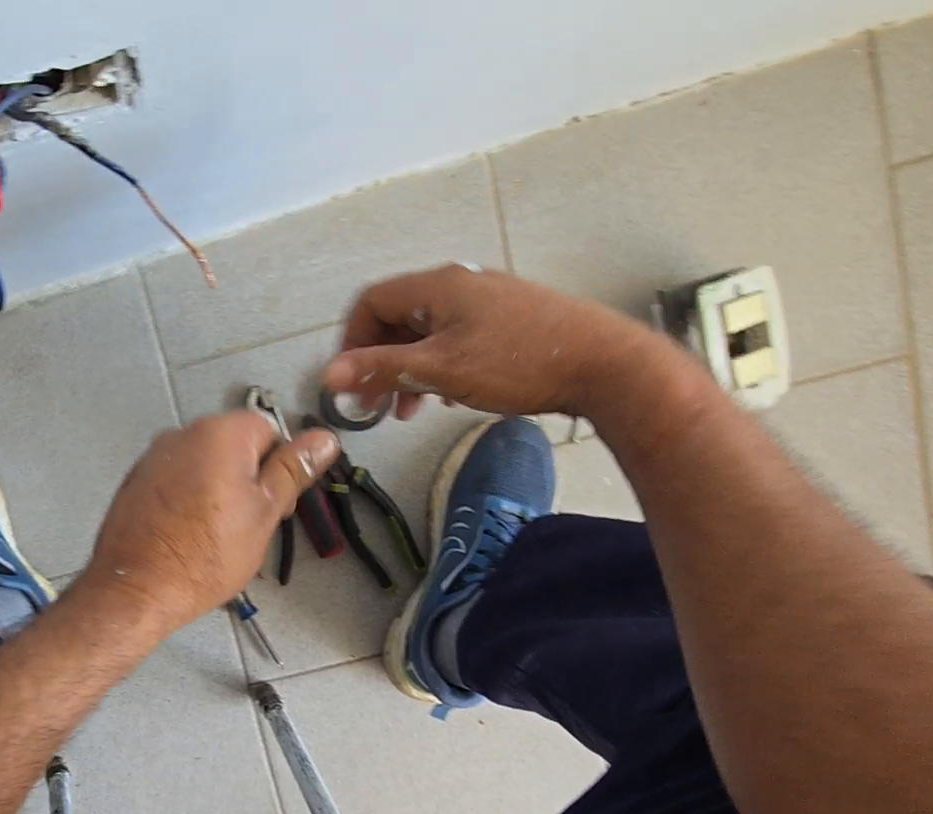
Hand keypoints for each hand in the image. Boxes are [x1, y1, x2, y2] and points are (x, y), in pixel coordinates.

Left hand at [72, 411, 338, 631]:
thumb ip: (292, 469)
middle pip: (232, 445)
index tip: (276, 504)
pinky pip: (173, 481)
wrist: (137, 589)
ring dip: (215, 490)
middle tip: (248, 525)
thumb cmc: (209, 553)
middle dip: (247, 477)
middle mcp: (180, 433)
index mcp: (219, 432)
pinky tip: (186, 534)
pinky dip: (185, 500)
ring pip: (201, 465)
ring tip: (215, 536)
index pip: (268, 428)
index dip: (279, 466)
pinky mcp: (133, 483)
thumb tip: (325, 438)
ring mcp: (151, 458)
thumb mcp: (265, 512)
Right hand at [321, 265, 675, 421]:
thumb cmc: (517, 363)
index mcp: (438, 287)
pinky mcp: (508, 321)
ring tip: (408, 409)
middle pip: (398, 317)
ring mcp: (487, 302)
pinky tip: (448, 397)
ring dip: (408, 369)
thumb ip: (381, 369)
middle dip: (380, 361)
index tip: (349, 380)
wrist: (604, 366)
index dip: (351, 340)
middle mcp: (460, 285)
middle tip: (375, 402)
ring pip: (427, 332)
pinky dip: (438, 366)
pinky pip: (455, 339)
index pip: (372, 301)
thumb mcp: (439, 369)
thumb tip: (328, 374)